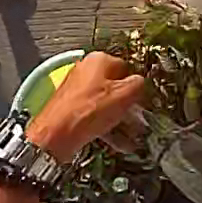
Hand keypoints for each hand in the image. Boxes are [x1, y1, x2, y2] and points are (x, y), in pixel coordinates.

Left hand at [26, 53, 145, 163]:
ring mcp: (76, 89)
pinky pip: (94, 115)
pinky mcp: (70, 108)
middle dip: (129, 105)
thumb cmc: (88, 111)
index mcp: (98, 60)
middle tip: (140, 119)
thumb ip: (139, 85)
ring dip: (120, 119)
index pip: (127, 67)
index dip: (138, 85)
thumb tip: (141, 82)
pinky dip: (106, 126)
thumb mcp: (124, 95)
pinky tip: (118, 142)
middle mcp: (85, 70)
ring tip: (132, 135)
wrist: (56, 134)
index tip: (145, 99)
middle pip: (115, 86)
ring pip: (105, 103)